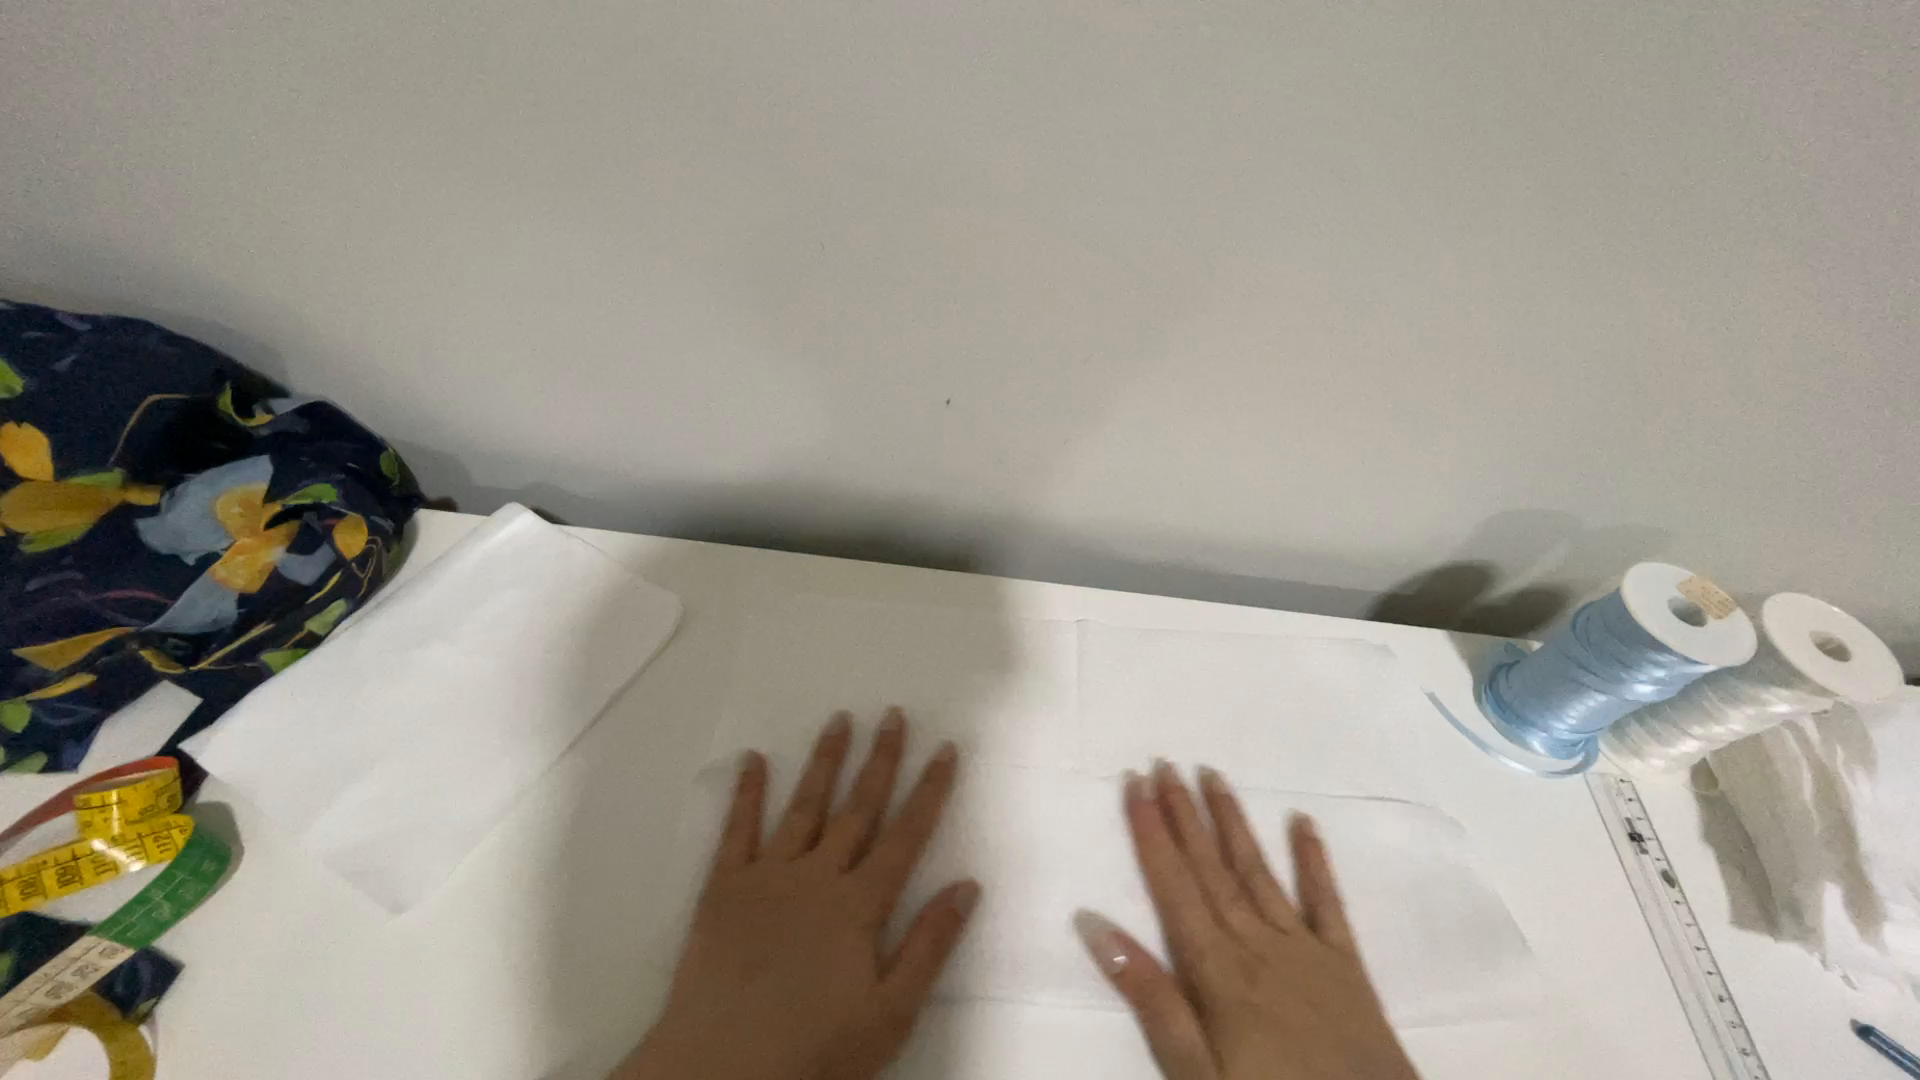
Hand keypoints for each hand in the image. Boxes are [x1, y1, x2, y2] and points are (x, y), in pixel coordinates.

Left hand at [614, 708, 977, 1079]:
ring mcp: (768, 876)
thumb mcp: (889, 1014)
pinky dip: (746, 793)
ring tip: (840, 719)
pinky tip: (753, 759)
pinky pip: (737, 830)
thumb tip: (968, 884)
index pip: (906, 834)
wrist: (718, 1073)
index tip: (945, 749)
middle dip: (881, 759)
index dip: (930, 790)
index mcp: (860, 904)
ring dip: (825, 761)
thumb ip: (929, 946)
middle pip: (858, 807)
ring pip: (805, 806)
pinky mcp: (723, 887)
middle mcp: (818, 875)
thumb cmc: (814, 1051)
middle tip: (894, 714)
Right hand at [1075, 763, 1419, 1079]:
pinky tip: (1303, 821)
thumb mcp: (1194, 1074)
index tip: (1135, 783)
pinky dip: (1313, 860)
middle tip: (1164, 764)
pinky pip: (1327, 903)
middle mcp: (1257, 943)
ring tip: (1213, 775)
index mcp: (1216, 969)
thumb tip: (1095, 925)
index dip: (1151, 831)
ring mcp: (1305, 950)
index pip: (1173, 884)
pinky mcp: (1347, 966)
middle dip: (1183, 813)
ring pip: (1258, 871)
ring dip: (1232, 821)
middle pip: (1211, 867)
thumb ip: (1151, 999)